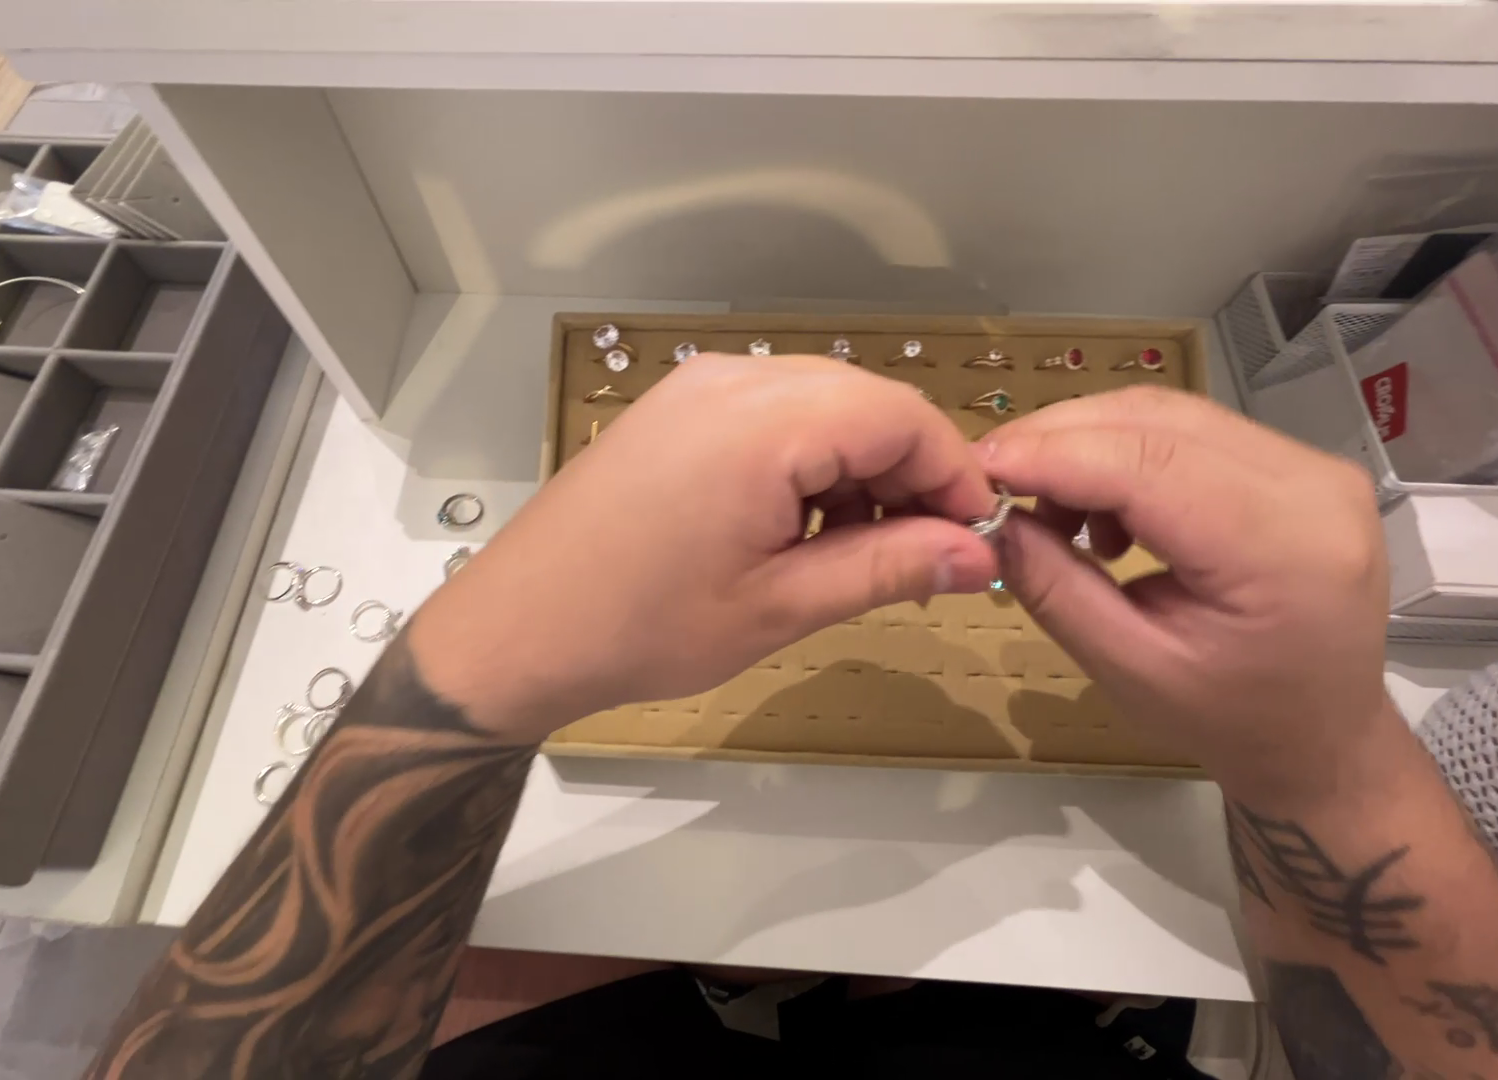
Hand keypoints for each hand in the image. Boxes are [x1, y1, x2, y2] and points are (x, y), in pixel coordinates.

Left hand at [408, 354, 1001, 739]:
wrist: (520, 628)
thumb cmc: (642, 626)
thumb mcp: (779, 606)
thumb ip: (889, 567)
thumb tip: (977, 553)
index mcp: (763, 422)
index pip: (902, 418)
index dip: (953, 477)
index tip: (971, 541)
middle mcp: (731, 381)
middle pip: (863, 404)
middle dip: (906, 473)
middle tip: (916, 554)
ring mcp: (695, 388)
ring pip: (818, 407)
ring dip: (854, 467)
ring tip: (850, 549)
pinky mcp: (675, 410)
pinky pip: (769, 415)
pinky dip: (804, 460)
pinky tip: (795, 522)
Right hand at [976, 386, 1400, 807]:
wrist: (1318, 734)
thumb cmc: (1223, 717)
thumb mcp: (1122, 665)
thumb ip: (1052, 584)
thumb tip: (988, 519)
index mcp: (1281, 550)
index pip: (1144, 465)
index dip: (1048, 455)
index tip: (973, 470)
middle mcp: (1309, 484)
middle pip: (1153, 418)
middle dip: (1053, 438)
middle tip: (990, 480)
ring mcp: (1308, 464)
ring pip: (1162, 412)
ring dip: (1080, 443)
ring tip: (1044, 506)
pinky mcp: (1291, 462)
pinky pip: (1182, 429)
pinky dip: (1115, 452)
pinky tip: (1100, 511)